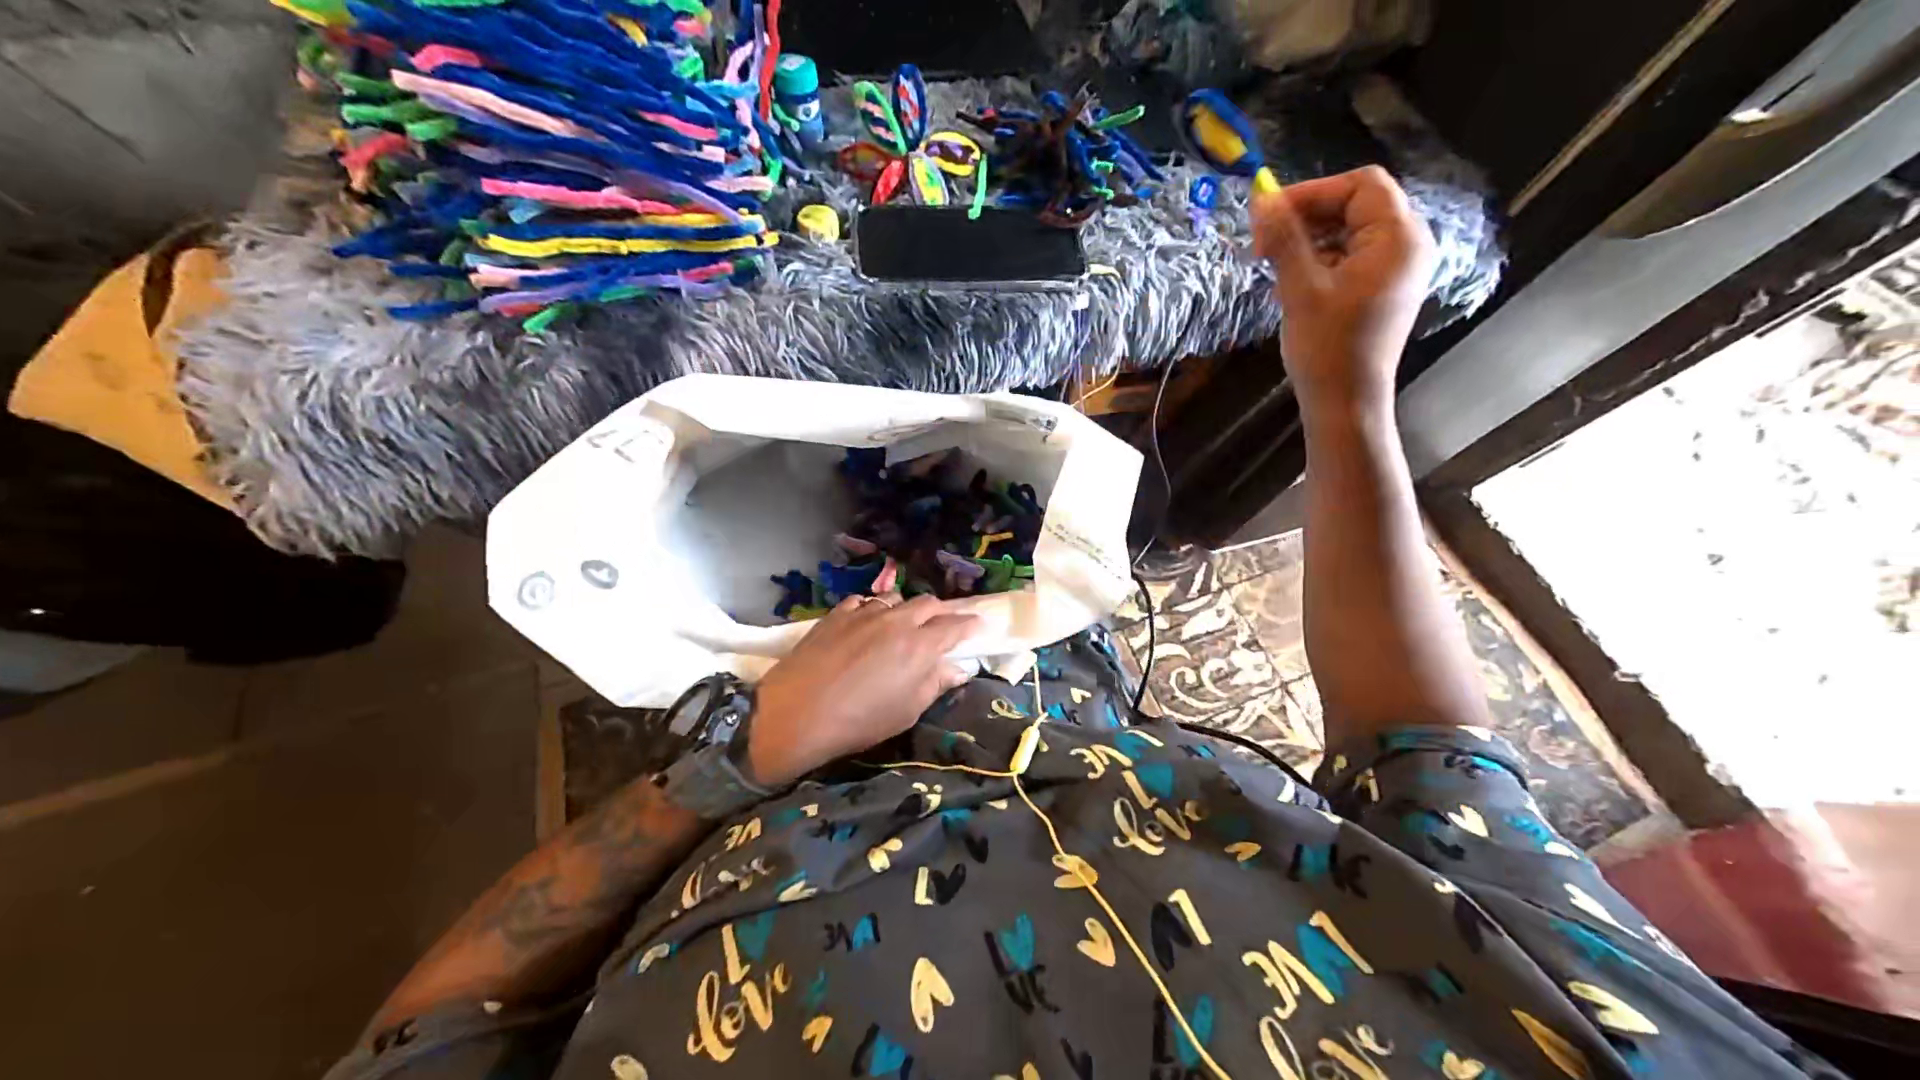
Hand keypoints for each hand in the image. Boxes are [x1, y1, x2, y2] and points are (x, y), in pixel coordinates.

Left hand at [744, 595, 981, 786]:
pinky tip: (868, 622)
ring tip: (904, 623)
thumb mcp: (906, 711)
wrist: (795, 714)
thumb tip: (957, 668)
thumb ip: (935, 684)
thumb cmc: (858, 721)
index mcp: (920, 646)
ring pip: (895, 599)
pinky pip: (864, 601)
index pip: (954, 626)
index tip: (979, 625)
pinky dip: (874, 608)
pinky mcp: (836, 614)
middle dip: (941, 612)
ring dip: (906, 609)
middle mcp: (896, 621)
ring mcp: (864, 612)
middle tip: (944, 626)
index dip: (970, 624)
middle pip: (928, 604)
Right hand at [1251, 165, 1436, 412]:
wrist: (1345, 402)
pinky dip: (1319, 259)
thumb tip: (1260, 199)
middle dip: (1308, 216)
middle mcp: (1406, 246)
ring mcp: (1396, 269)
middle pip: (1356, 206)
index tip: (1269, 214)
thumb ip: (1284, 238)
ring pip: (1349, 232)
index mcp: (1398, 239)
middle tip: (1264, 241)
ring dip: (1309, 239)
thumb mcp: (1300, 289)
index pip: (1361, 186)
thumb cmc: (1327, 347)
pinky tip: (1292, 279)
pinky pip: (1350, 256)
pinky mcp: (1381, 289)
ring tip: (1273, 263)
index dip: (1313, 192)